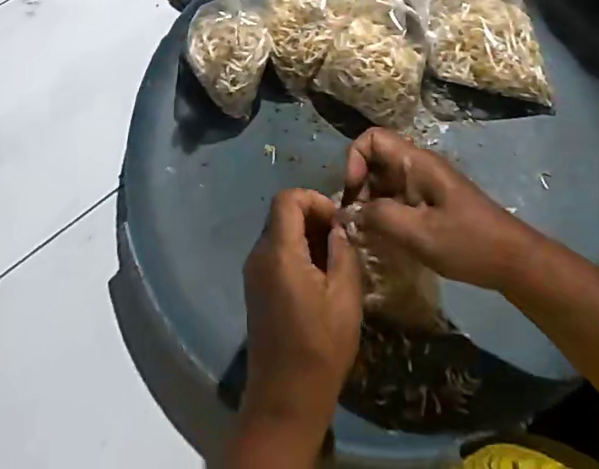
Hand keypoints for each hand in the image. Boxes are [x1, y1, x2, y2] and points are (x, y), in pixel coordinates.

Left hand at [241, 189, 362, 430]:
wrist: (285, 399)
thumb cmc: (320, 347)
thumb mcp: (345, 297)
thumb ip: (343, 252)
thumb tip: (338, 227)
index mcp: (278, 252)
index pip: (287, 198)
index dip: (315, 200)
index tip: (339, 222)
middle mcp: (258, 255)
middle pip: (282, 214)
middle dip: (313, 218)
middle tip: (342, 241)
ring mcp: (253, 273)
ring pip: (279, 233)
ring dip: (306, 236)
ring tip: (335, 261)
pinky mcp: (255, 289)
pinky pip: (275, 254)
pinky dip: (297, 253)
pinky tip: (319, 278)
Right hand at [344, 128, 545, 290]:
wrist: (513, 261)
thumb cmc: (468, 243)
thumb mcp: (419, 233)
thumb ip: (379, 218)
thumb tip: (348, 213)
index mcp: (416, 163)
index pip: (372, 138)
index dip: (354, 159)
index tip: (353, 193)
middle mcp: (418, 167)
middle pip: (374, 161)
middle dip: (357, 186)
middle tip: (354, 221)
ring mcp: (424, 186)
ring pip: (383, 182)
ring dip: (369, 203)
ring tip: (364, 233)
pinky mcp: (429, 204)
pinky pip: (396, 199)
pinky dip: (383, 214)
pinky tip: (381, 240)